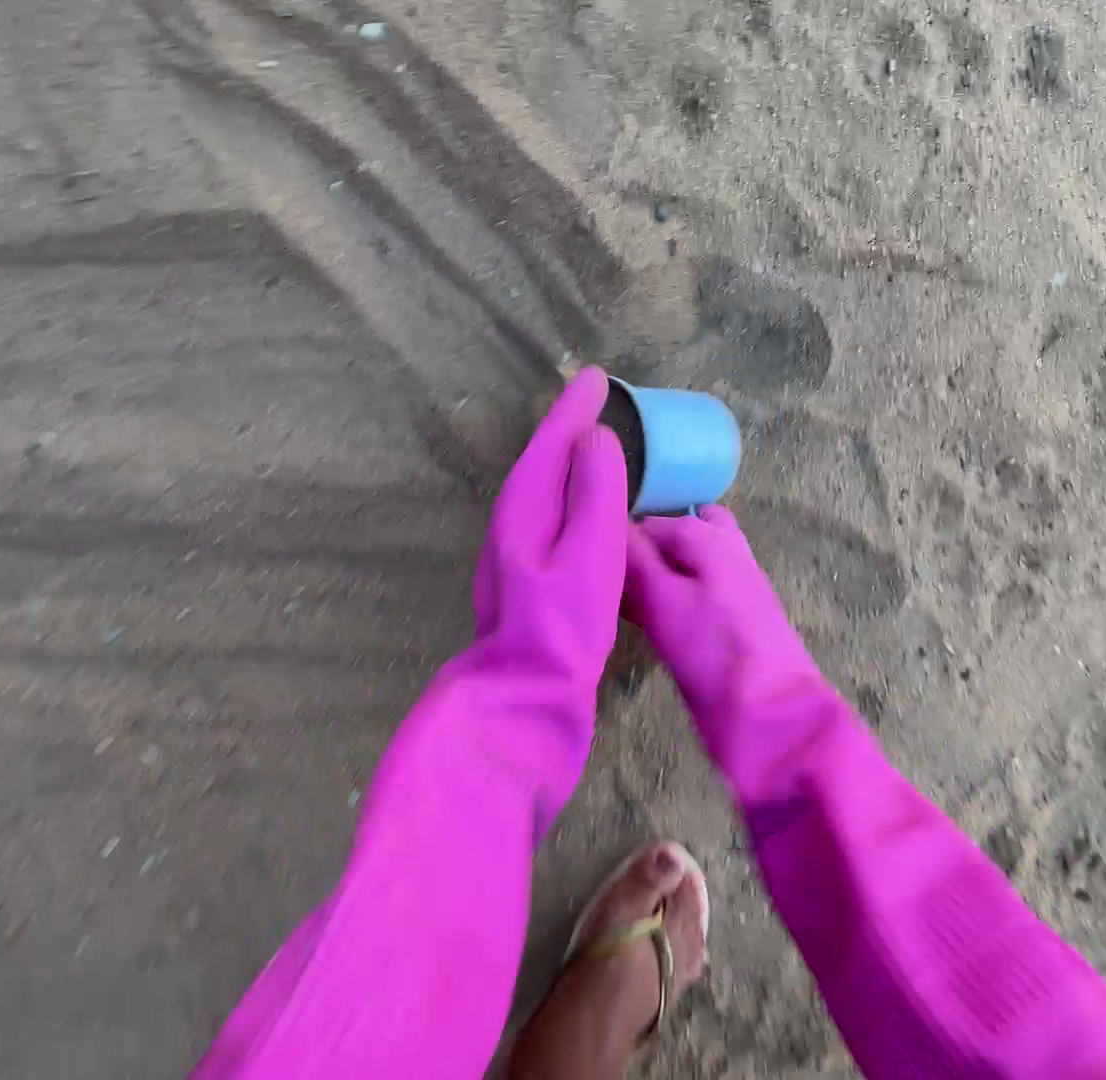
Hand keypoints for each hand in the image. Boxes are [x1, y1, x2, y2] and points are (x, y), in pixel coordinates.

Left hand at [469, 367, 628, 688]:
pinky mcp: (520, 575)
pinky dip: (565, 494)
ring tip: (589, 441)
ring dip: (564, 459)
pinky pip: (545, 514)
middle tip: (594, 400)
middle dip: (565, 427)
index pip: (551, 442)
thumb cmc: (566, 621)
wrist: (527, 691)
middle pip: (540, 460)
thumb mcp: (591, 549)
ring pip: (539, 488)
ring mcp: (510, 550)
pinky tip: (579, 506)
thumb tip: (595, 440)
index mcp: (525, 508)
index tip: (595, 377)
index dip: (573, 408)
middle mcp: (509, 522)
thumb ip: (596, 490)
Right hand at [623, 506, 820, 731]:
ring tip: (625, 606)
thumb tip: (609, 522)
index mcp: (707, 536)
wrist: (767, 709)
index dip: (619, 546)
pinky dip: (671, 597)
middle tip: (613, 588)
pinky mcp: (733, 613)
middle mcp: (725, 547)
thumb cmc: (710, 648)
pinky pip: (693, 590)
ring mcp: (733, 580)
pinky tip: (648, 622)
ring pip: (683, 564)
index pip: (647, 524)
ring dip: (655, 578)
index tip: (596, 575)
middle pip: (670, 538)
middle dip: (640, 557)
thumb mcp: (662, 599)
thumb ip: (634, 558)